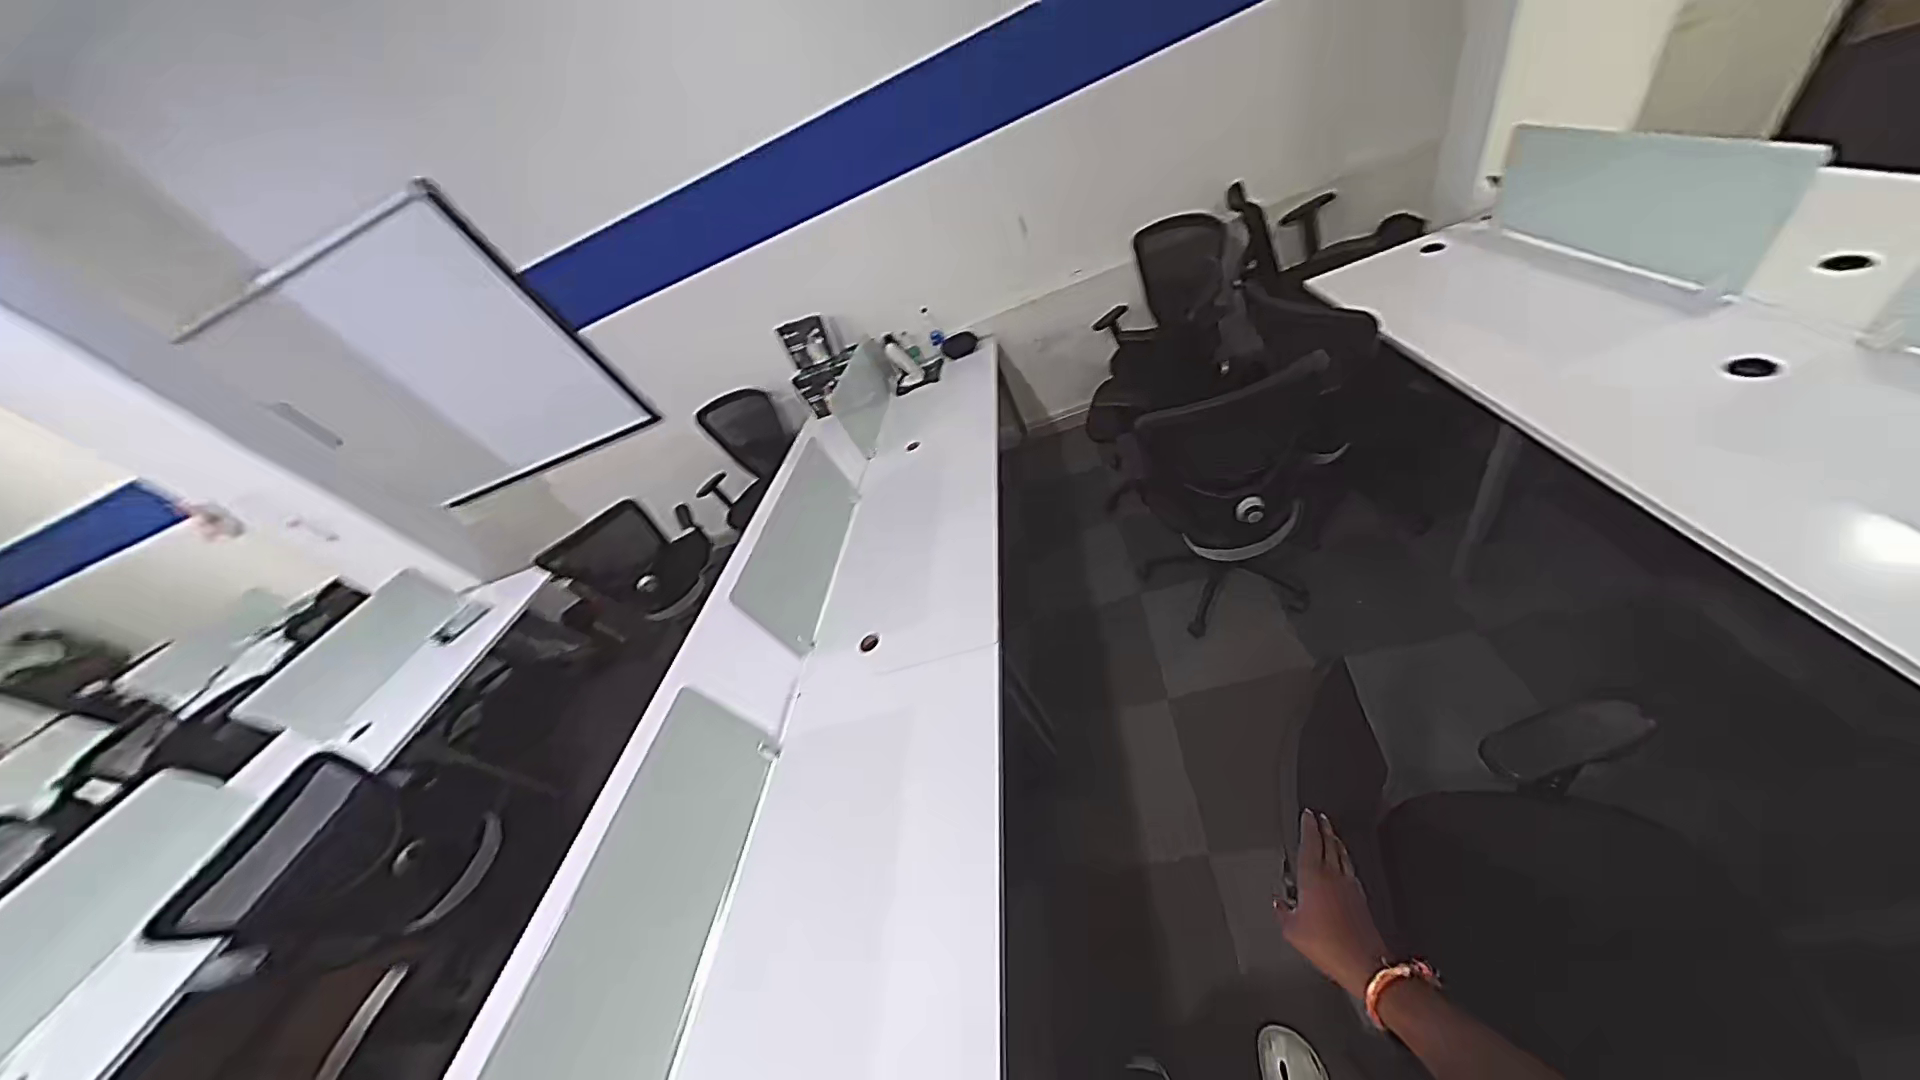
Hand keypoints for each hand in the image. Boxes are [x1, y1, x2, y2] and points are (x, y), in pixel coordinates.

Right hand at [1275, 809, 1389, 998]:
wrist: (1365, 965)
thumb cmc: (1327, 944)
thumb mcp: (1293, 930)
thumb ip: (1283, 912)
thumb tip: (1279, 904)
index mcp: (1313, 876)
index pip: (1311, 841)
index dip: (1309, 826)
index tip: (1307, 814)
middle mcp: (1333, 875)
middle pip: (1329, 843)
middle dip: (1324, 828)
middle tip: (1320, 818)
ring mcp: (1351, 886)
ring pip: (1342, 855)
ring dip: (1336, 841)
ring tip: (1332, 834)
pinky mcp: (1362, 900)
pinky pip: (1351, 869)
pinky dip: (1345, 860)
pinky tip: (1345, 865)